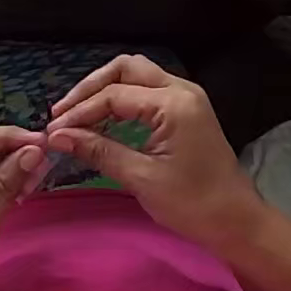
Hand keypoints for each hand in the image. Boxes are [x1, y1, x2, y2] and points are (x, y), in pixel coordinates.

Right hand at [44, 55, 269, 254]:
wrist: (237, 221)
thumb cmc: (192, 204)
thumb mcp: (141, 178)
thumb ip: (98, 151)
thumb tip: (57, 137)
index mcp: (173, 104)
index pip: (114, 96)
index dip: (80, 112)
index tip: (53, 132)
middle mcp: (180, 89)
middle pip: (125, 68)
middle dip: (90, 88)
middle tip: (63, 114)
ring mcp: (185, 96)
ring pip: (136, 74)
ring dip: (105, 89)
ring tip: (77, 114)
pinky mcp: (185, 108)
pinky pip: (146, 89)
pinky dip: (121, 98)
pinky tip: (102, 118)